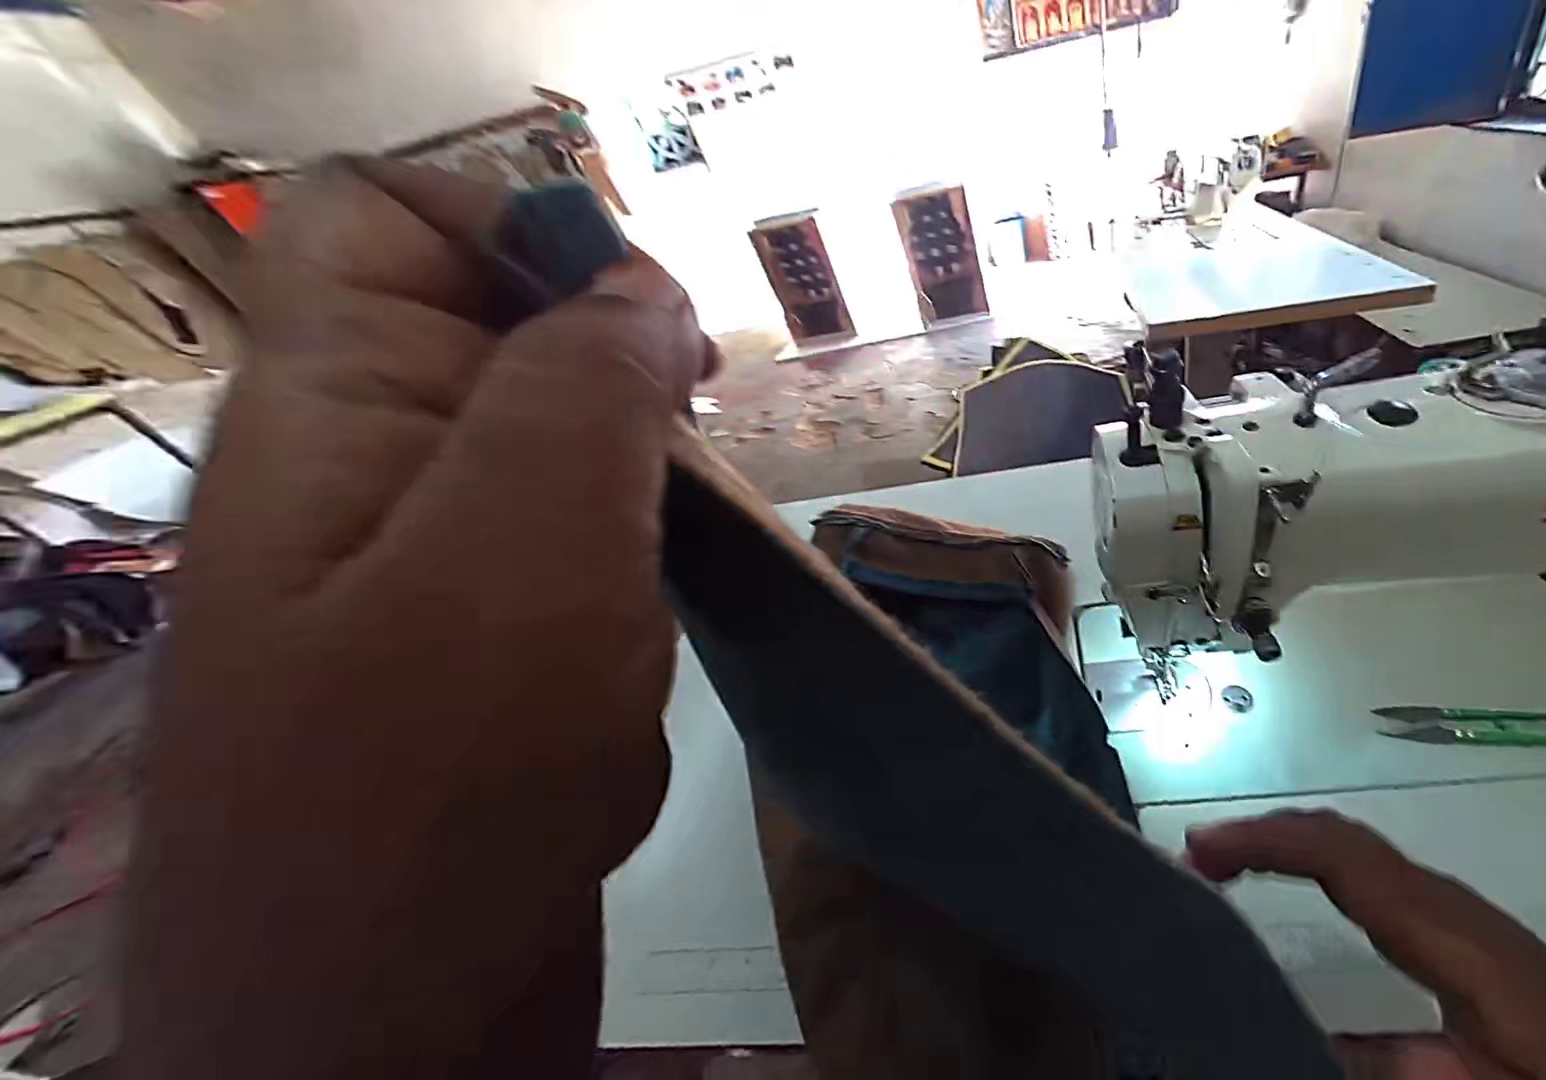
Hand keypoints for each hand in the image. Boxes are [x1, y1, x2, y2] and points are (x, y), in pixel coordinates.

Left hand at [123, 161, 710, 1079]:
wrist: (416, 988)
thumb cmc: (456, 764)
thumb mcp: (528, 544)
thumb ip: (581, 389)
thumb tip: (642, 290)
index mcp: (337, 409)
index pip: (390, 215)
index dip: (522, 228)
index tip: (647, 317)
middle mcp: (377, 456)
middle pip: (491, 317)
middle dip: (609, 340)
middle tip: (699, 408)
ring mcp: (442, 537)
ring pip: (552, 417)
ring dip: (638, 431)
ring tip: (702, 485)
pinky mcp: (503, 604)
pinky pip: (578, 502)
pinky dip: (642, 501)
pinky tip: (682, 547)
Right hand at [1186, 810, 1545, 1079]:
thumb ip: (1392, 1056)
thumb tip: (1298, 1022)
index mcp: (1451, 932)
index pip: (1340, 856)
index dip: (1262, 841)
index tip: (1198, 850)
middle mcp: (1447, 905)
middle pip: (1339, 838)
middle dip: (1260, 834)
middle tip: (1195, 856)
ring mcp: (1457, 916)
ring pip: (1352, 852)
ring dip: (1283, 847)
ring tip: (1224, 865)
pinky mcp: (1463, 937)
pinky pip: (1369, 880)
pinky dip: (1313, 868)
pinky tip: (1294, 896)